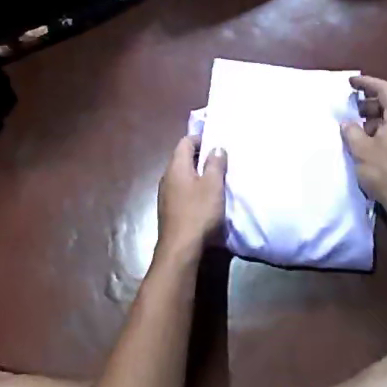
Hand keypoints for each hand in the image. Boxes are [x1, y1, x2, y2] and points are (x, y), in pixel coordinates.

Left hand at [156, 134, 226, 253]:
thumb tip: (216, 147)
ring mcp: (166, 195)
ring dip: (198, 174)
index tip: (218, 143)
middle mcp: (167, 177)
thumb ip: (215, 164)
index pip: (185, 142)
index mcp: (176, 167)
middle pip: (182, 158)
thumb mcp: (213, 185)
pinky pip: (182, 191)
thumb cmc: (199, 212)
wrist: (180, 248)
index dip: (201, 138)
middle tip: (221, 160)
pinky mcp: (169, 210)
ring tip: (216, 179)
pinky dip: (194, 189)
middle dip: (201, 156)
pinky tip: (206, 199)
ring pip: (182, 176)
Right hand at [342, 76, 386, 208]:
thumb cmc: (384, 171)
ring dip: (374, 120)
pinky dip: (381, 131)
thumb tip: (347, 123)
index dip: (368, 83)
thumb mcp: (361, 149)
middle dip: (369, 103)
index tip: (351, 83)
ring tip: (355, 128)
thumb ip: (351, 131)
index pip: (386, 90)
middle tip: (351, 108)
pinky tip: (367, 143)